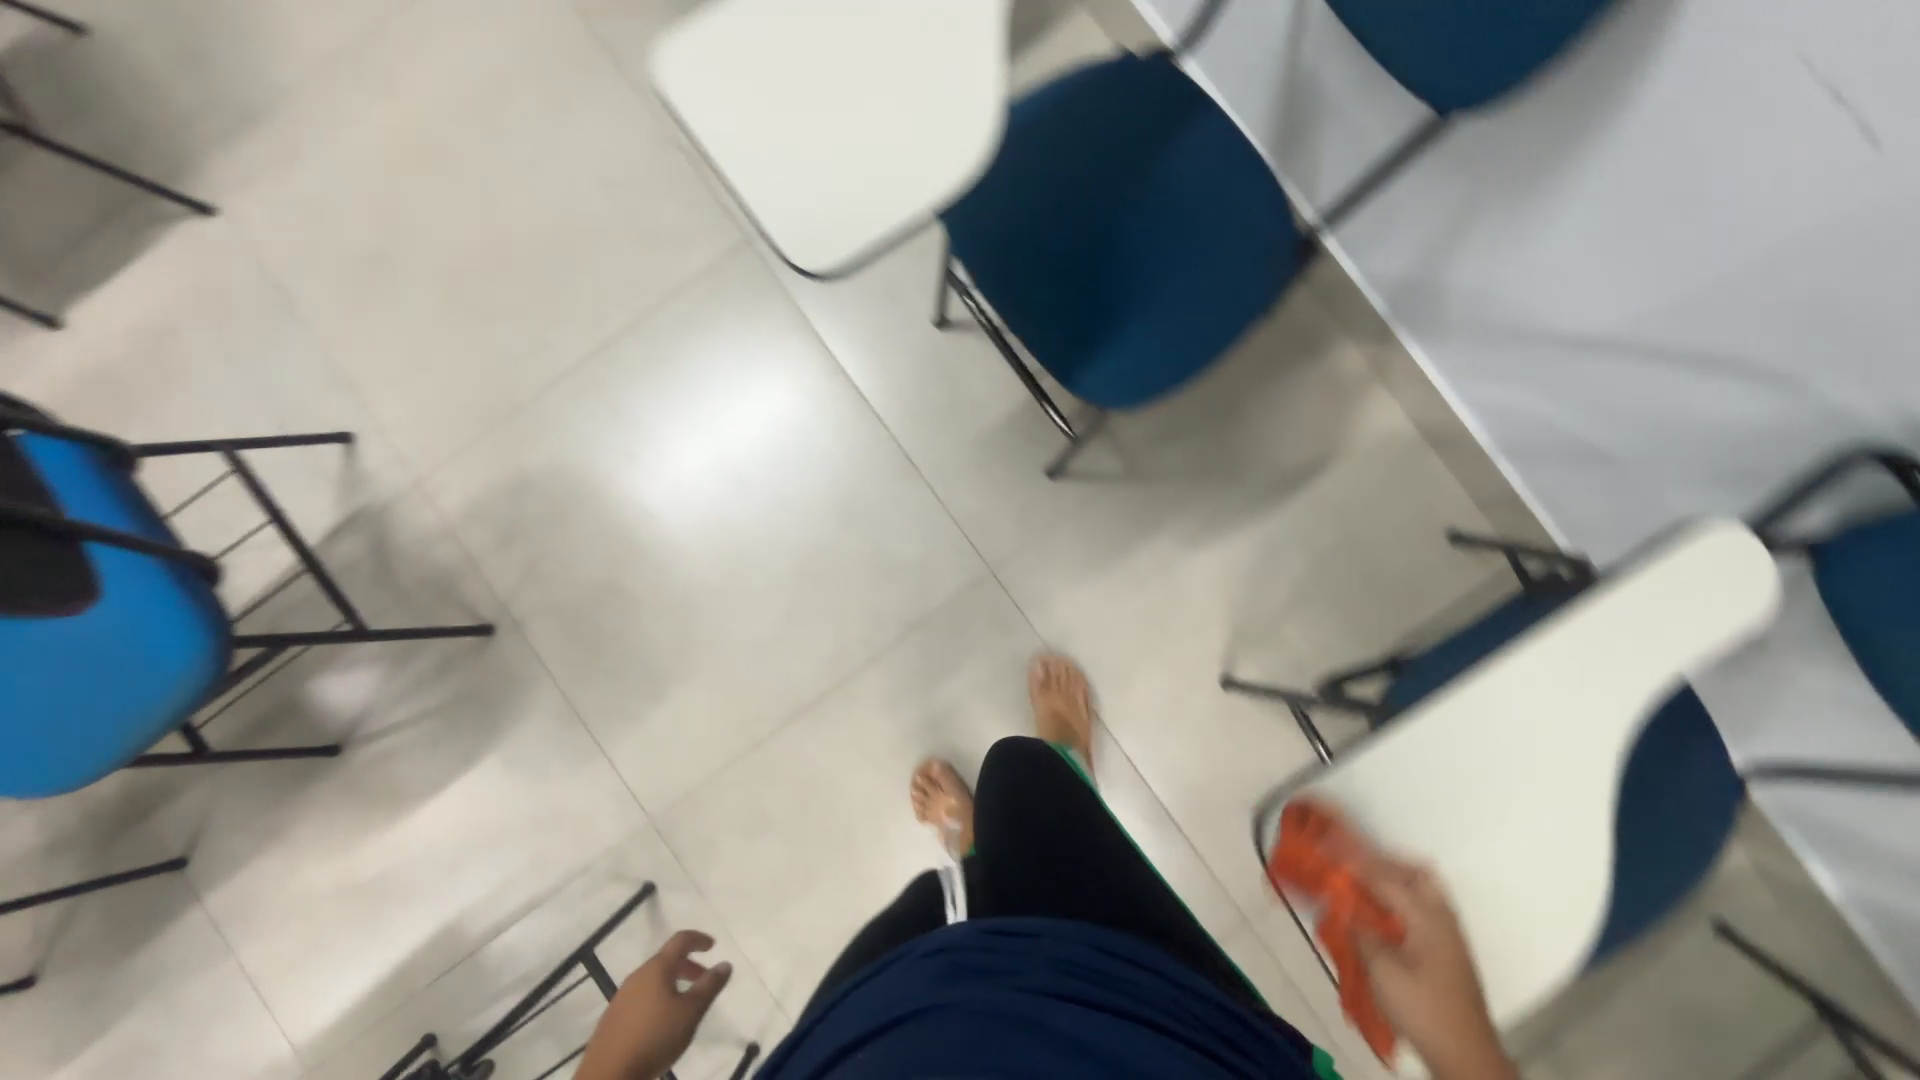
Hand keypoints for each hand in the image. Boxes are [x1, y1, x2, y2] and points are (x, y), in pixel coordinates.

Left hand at [576, 930, 732, 1079]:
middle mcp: (637, 977)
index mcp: (656, 969)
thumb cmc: (655, 1037)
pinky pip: (641, 998)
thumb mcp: (691, 1012)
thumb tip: (725, 964)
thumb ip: (709, 986)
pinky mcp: (613, 1018)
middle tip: (703, 980)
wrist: (607, 1075)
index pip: (680, 940)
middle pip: (666, 960)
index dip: (698, 939)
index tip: (713, 946)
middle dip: (688, 966)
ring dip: (672, 984)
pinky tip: (662, 1023)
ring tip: (685, 1006)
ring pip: (653, 981)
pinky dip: (658, 999)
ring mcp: (621, 997)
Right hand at [1352, 858, 1517, 1079]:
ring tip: (1366, 885)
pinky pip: (1426, 909)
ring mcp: (1450, 936)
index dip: (1354, 861)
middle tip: (1354, 863)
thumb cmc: (1421, 1009)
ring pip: (1425, 891)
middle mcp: (1442, 918)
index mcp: (1426, 917)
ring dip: (1396, 880)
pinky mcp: (1450, 952)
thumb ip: (1361, 933)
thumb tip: (1343, 908)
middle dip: (1384, 862)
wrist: (1466, 1054)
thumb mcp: (1382, 971)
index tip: (1328, 847)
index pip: (1384, 877)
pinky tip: (1384, 916)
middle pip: (1416, 873)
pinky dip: (1404, 901)